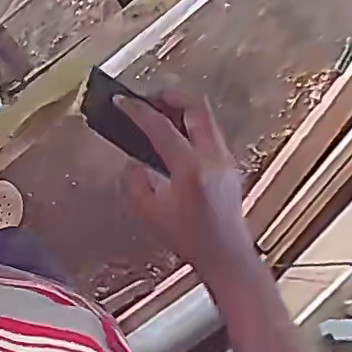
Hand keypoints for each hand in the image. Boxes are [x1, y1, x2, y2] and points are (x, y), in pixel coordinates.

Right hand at [116, 90, 253, 273]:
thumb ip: (136, 182)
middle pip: (196, 108)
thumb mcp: (148, 212)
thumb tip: (134, 165)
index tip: (122, 101)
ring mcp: (225, 160)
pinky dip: (191, 126)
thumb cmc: (189, 238)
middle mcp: (213, 158)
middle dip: (170, 96)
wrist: (225, 255)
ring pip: (206, 119)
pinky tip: (176, 136)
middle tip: (148, 97)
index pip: (161, 127)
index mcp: (190, 168)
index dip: (137, 111)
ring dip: (182, 109)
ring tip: (160, 112)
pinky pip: (210, 134)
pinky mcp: (229, 166)